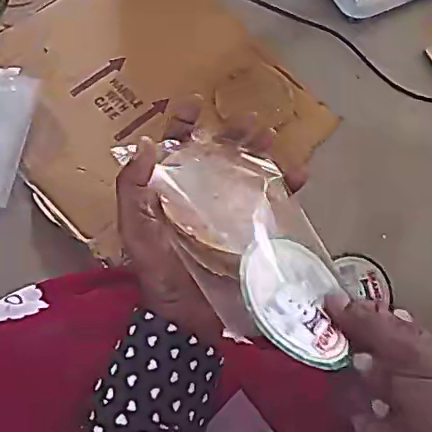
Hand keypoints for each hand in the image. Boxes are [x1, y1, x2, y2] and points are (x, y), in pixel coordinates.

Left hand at [113, 99, 306, 342]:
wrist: (194, 328)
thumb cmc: (161, 279)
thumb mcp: (137, 236)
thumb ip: (132, 193)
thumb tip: (145, 145)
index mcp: (171, 192)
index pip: (176, 148)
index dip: (184, 123)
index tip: (195, 103)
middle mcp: (202, 195)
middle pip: (220, 153)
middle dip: (235, 132)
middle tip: (250, 121)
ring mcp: (232, 211)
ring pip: (250, 169)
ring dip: (263, 150)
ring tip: (272, 139)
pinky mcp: (257, 229)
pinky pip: (276, 201)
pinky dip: (290, 184)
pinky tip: (298, 175)